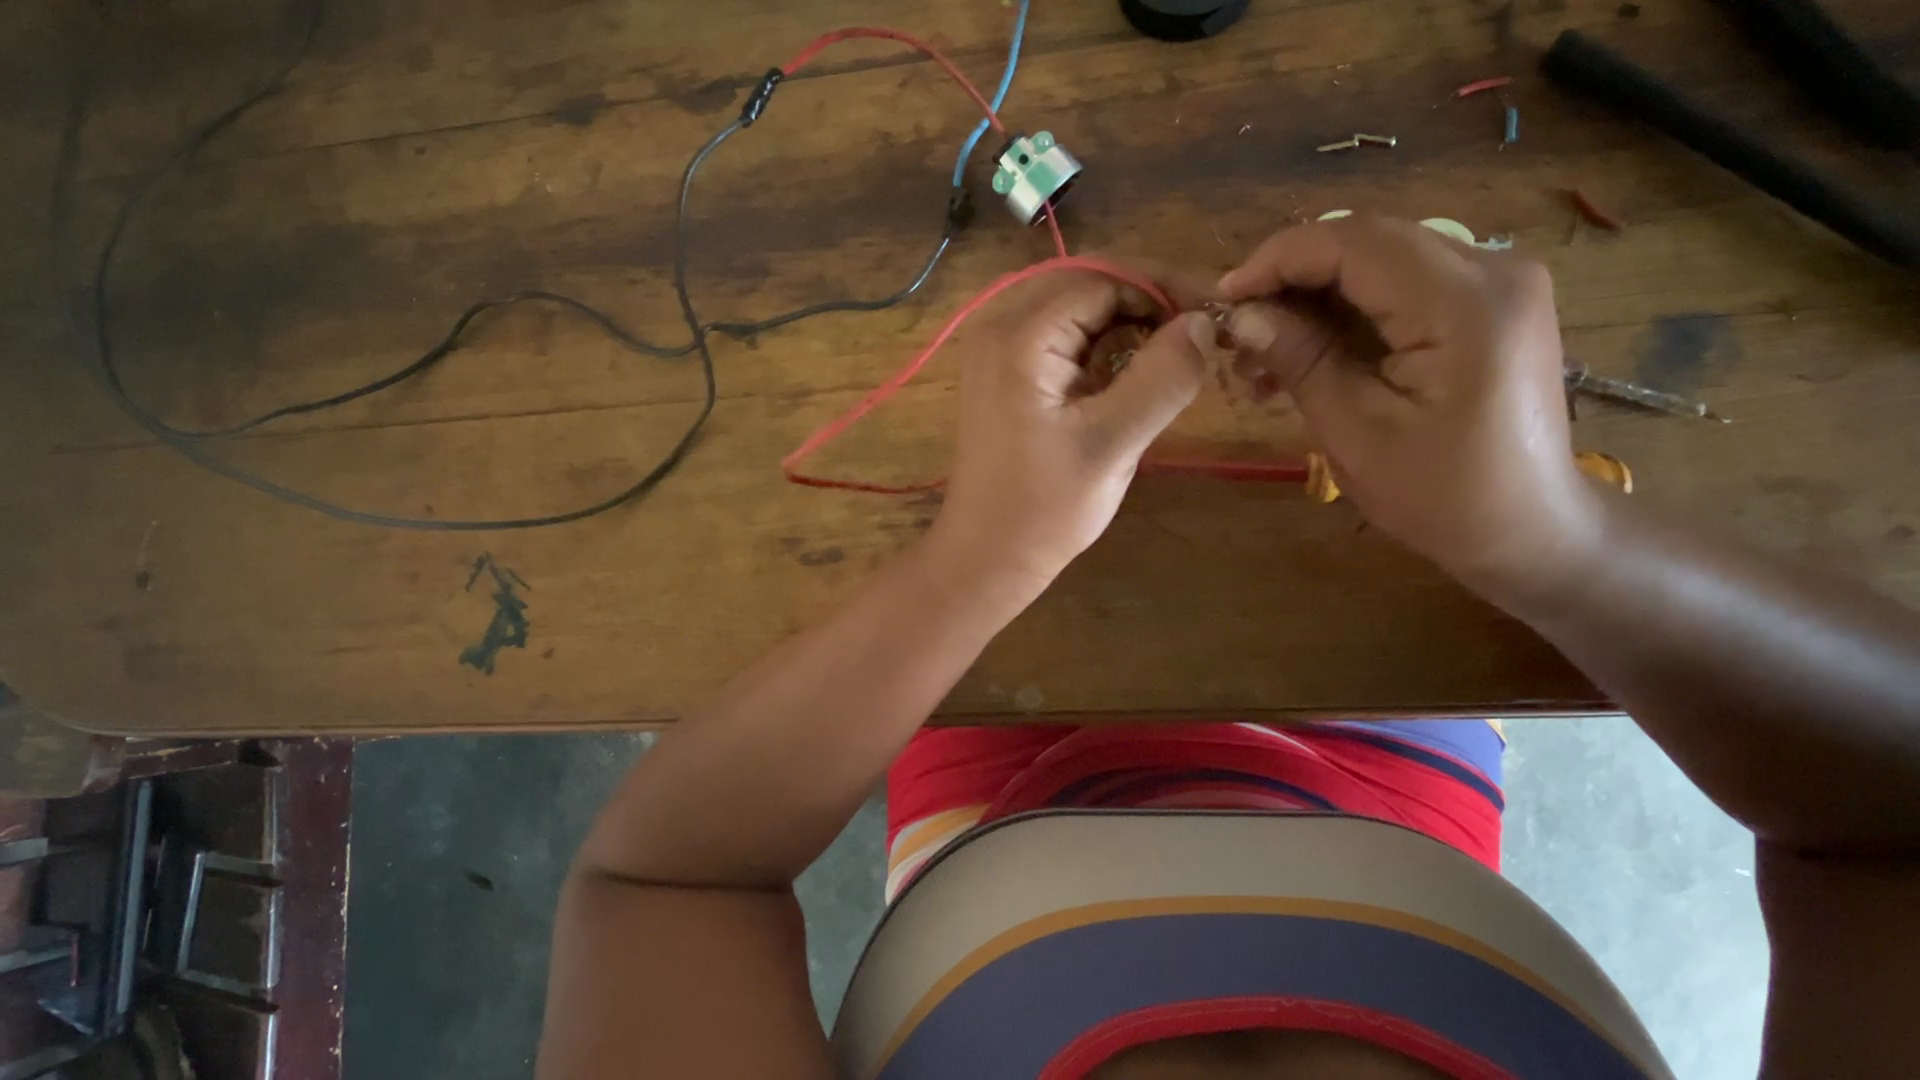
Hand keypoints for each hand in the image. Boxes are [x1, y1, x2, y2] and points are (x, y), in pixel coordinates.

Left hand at [923, 263, 1212, 600]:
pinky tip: (1133, 370)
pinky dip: (1102, 343)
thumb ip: (1162, 377)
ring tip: (1177, 351)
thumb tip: (1205, 321)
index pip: (1105, 278)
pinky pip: (1060, 335)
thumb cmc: (1045, 509)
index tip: (1216, 315)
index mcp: (1019, 336)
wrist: (986, 557)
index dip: (1166, 286)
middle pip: (1088, 283)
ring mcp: (997, 348)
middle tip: (1201, 331)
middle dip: (1149, 298)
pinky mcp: (1004, 372)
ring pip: (1076, 307)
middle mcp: (999, 325)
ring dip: (1128, 319)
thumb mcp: (1113, 443)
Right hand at [1216, 215, 1603, 592]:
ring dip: (1313, 298)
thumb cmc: (1442, 495)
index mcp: (1466, 303)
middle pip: (1367, 243)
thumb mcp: (1357, 433)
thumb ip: (1301, 359)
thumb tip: (1240, 315)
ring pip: (1377, 261)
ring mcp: (1495, 280)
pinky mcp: (1486, 300)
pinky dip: (1346, 311)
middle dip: (1290, 279)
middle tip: (1237, 332)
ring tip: (1262, 356)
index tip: (1223, 299)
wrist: (1527, 526)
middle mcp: (1492, 268)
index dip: (1278, 260)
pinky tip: (1307, 353)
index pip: (1355, 242)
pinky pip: (1400, 285)